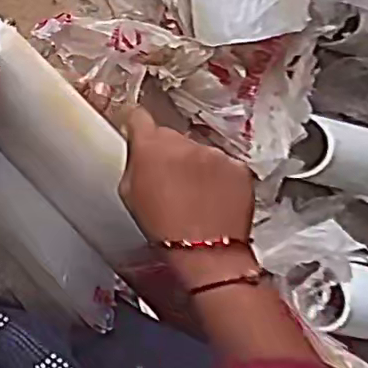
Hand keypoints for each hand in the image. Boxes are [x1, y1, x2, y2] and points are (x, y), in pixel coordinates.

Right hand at [118, 105, 312, 360]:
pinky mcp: (239, 167)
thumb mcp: (128, 192)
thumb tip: (140, 153)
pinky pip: (222, 164)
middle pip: (170, 135)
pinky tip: (211, 196)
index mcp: (151, 146)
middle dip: (166, 150)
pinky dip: (217, 175)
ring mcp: (215, 153)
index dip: (135, 123)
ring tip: (191, 192)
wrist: (206, 251)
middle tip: (164, 176)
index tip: (136, 129)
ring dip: (193, 163)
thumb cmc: (161, 226)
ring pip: (197, 149)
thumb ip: (134, 163)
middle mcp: (184, 142)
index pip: (139, 116)